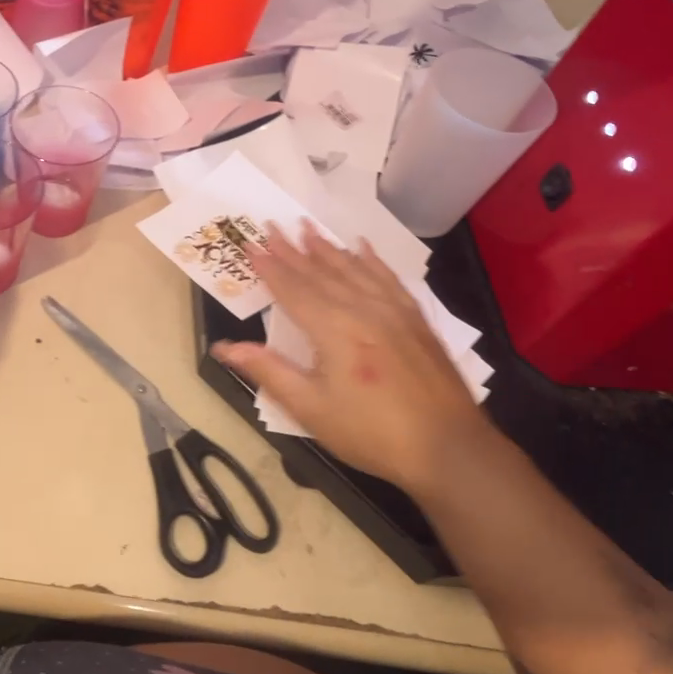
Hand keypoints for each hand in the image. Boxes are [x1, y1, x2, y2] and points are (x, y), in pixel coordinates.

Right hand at [212, 221, 496, 494]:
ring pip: (353, 269)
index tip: (250, 243)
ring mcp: (394, 311)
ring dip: (327, 248)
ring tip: (307, 227)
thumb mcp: (311, 408)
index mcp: (333, 328)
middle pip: (320, 272)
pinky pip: (388, 278)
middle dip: (293, 249)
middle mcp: (362, 309)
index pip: (292, 289)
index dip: (269, 267)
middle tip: (272, 225)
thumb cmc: (371, 432)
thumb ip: (268, 371)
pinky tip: (362, 248)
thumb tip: (224, 347)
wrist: (448, 448)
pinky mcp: (416, 320)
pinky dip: (371, 260)